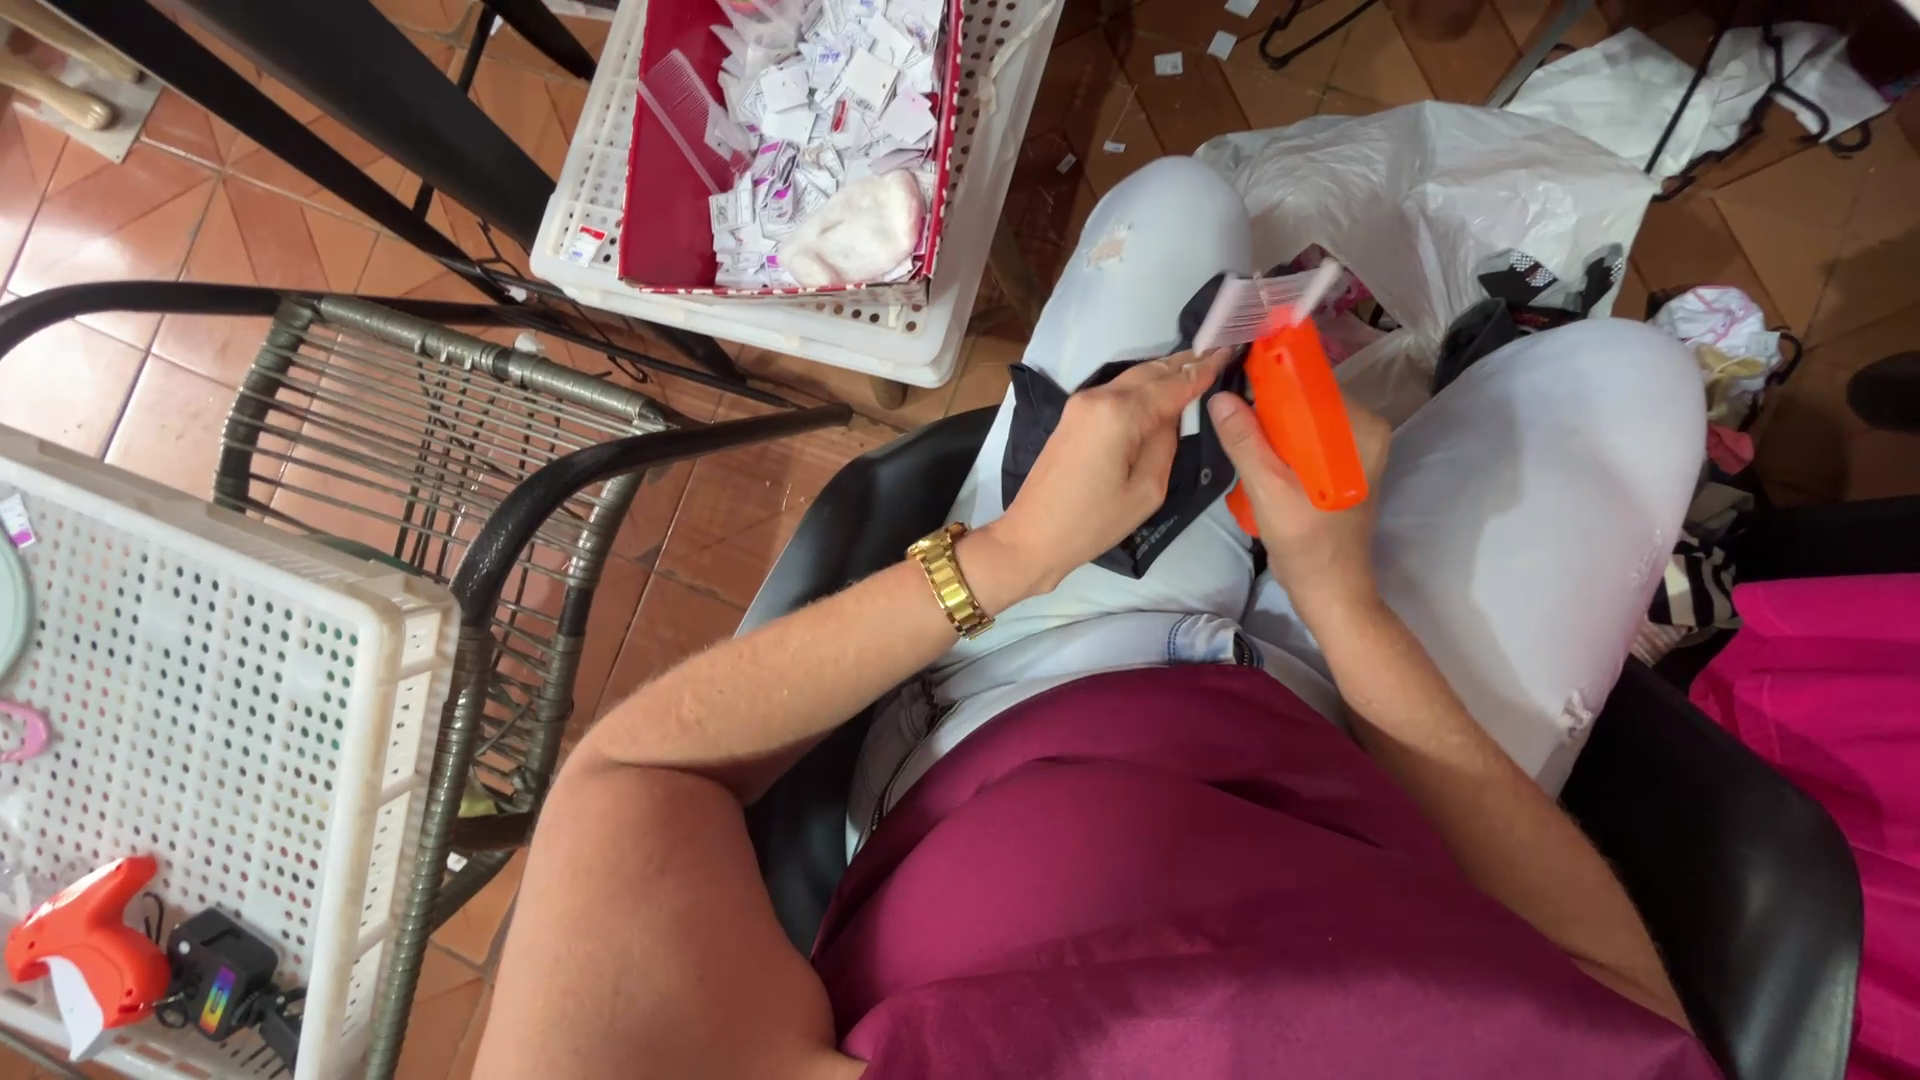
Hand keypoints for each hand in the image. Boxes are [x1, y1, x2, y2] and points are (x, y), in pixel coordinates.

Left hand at [988, 350, 1227, 592]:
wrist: (1032, 537)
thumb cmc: (1092, 523)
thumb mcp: (1147, 490)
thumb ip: (1165, 443)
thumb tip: (1170, 416)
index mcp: (1119, 414)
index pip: (1173, 384)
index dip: (1204, 369)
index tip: (1232, 350)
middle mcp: (1098, 398)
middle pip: (1150, 372)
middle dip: (1184, 364)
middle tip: (1219, 353)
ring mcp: (1080, 404)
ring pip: (1131, 379)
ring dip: (1163, 373)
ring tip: (1197, 368)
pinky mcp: (1071, 417)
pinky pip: (1115, 393)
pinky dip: (1141, 388)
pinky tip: (1160, 392)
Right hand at [1208, 389, 1390, 615]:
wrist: (1329, 590)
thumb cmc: (1307, 544)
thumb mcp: (1269, 491)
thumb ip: (1247, 442)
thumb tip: (1220, 396)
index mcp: (1360, 430)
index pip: (1312, 384)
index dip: (1271, 377)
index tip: (1233, 374)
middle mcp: (1363, 432)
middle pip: (1304, 400)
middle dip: (1264, 403)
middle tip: (1226, 410)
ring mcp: (1351, 450)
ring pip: (1299, 419)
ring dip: (1266, 425)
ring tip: (1233, 430)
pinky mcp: (1336, 466)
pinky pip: (1300, 439)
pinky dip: (1275, 443)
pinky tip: (1252, 454)